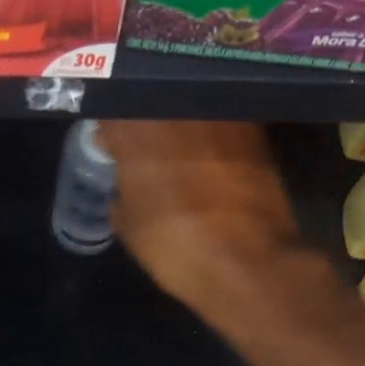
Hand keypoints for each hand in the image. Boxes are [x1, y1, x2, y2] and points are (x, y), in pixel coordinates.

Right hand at [97, 121, 303, 307]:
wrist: (249, 263)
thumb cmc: (177, 245)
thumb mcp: (130, 227)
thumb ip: (121, 193)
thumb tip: (125, 184)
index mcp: (137, 124)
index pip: (111, 109)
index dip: (110, 132)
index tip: (112, 152)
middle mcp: (178, 104)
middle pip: (153, 102)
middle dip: (147, 126)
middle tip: (148, 158)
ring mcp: (220, 113)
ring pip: (190, 111)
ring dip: (182, 131)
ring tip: (183, 165)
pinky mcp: (254, 129)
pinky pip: (222, 127)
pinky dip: (214, 143)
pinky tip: (212, 171)